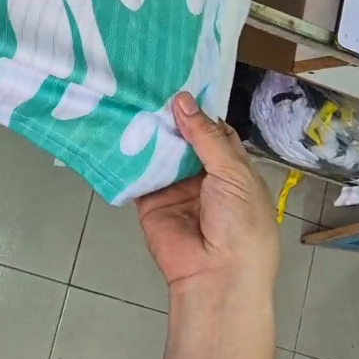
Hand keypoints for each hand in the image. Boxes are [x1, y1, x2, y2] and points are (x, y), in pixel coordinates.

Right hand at [136, 92, 279, 299]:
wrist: (216, 275)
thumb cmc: (241, 224)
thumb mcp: (233, 174)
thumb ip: (206, 137)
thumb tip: (183, 100)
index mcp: (233, 170)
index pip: (214, 132)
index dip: (199, 111)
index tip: (179, 83)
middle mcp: (204, 177)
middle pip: (184, 141)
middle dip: (170, 118)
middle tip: (148, 86)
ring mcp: (175, 189)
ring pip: (160, 155)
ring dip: (149, 134)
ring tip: (130, 100)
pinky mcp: (150, 202)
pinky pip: (138, 176)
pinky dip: (129, 157)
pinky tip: (117, 131)